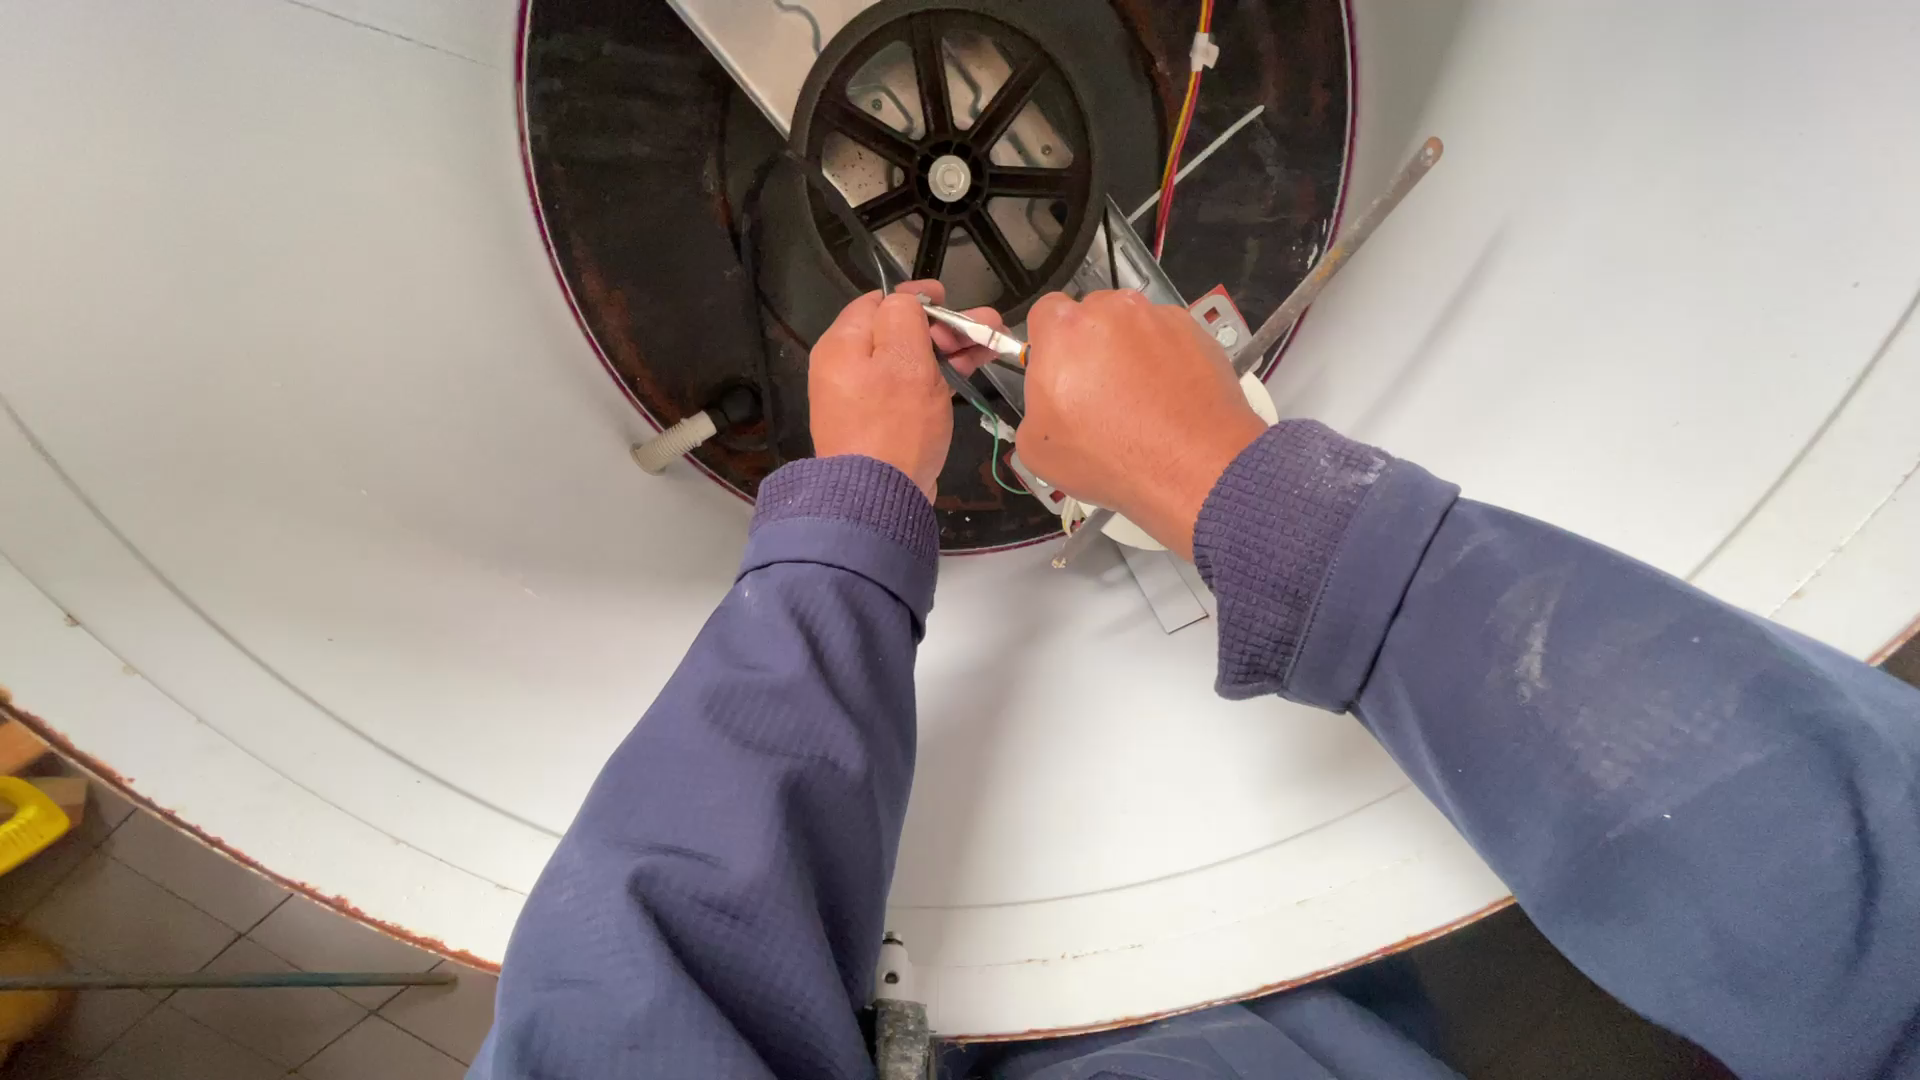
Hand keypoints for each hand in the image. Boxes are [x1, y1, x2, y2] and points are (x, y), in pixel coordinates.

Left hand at [809, 280, 1006, 499]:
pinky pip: (908, 389)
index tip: (950, 300)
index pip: (879, 302)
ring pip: (909, 362)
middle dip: (945, 326)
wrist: (878, 500)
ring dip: (949, 351)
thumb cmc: (894, 425)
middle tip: (986, 328)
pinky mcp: (880, 425)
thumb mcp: (904, 359)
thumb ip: (904, 316)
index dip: (918, 297)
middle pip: (899, 333)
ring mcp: (862, 399)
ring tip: (990, 346)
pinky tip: (967, 372)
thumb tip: (905, 301)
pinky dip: (937, 379)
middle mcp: (846, 368)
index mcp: (843, 344)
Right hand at [1017, 290, 1267, 558]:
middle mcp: (1112, 310)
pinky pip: (1168, 340)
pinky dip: (1165, 362)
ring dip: (1128, 352)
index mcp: (1064, 329)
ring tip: (1138, 401)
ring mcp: (1159, 318)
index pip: (1045, 313)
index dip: (1048, 344)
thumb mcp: (1036, 449)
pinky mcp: (1197, 333)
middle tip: (1096, 394)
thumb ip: (1034, 406)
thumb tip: (1048, 401)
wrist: (1192, 467)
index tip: (1057, 374)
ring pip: (1132, 327)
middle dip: (1090, 346)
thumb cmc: (1108, 457)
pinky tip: (1167, 400)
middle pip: (1091, 317)